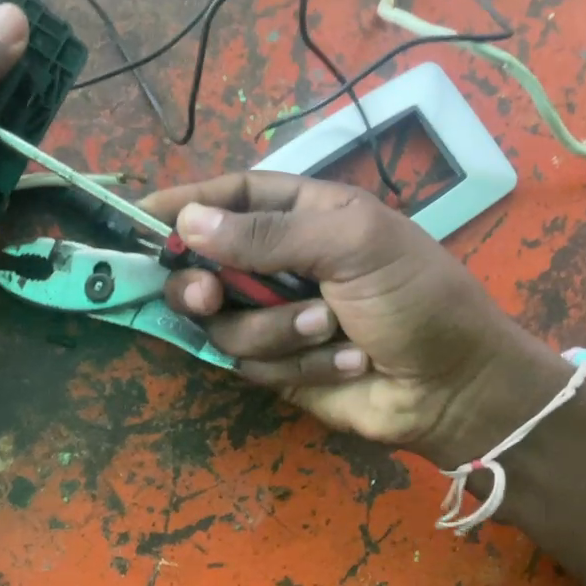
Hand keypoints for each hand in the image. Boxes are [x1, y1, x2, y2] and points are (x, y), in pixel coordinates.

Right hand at [141, 173, 568, 465]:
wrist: (451, 387)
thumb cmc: (416, 299)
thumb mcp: (352, 246)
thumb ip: (268, 234)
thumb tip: (187, 222)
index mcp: (302, 215)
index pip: (228, 198)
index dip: (181, 206)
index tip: (135, 220)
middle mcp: (279, 265)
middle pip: (203, 267)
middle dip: (203, 286)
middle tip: (207, 297)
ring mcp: (274, 318)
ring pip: (223, 325)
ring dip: (277, 333)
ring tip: (333, 332)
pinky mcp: (275, 367)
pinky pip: (249, 364)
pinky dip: (296, 365)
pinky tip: (346, 363)